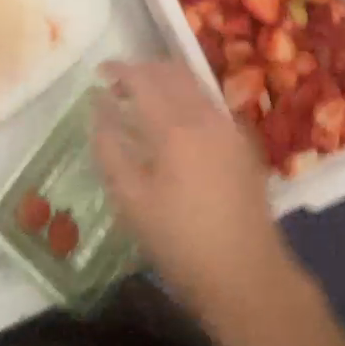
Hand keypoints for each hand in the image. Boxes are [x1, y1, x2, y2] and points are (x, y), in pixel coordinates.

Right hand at [90, 60, 287, 307]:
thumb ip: (109, 148)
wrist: (247, 275)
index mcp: (174, 128)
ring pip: (195, 84)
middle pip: (172, 72)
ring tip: (144, 100)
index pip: (142, 79)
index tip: (98, 72)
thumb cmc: (179, 241)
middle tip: (119, 85)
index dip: (118, 70)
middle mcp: (205, 117)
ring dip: (166, 81)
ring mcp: (229, 128)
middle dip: (143, 70)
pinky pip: (210, 103)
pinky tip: (176, 124)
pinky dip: (187, 97)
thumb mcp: (130, 200)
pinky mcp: (243, 144)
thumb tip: (98, 108)